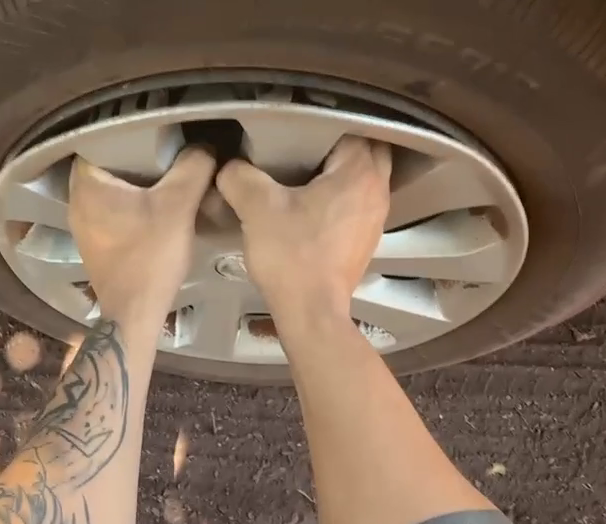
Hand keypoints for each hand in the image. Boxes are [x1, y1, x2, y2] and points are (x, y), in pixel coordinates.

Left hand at [67, 146, 215, 331]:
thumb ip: (193, 167)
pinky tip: (154, 211)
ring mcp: (83, 228)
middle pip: (107, 166)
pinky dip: (130, 209)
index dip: (129, 131)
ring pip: (110, 192)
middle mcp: (76, 203)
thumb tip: (204, 146)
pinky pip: (112, 214)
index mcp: (87, 184)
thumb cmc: (149, 258)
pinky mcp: (95, 247)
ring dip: (135, 186)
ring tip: (164, 179)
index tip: (155, 132)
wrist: (134, 315)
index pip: (100, 137)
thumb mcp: (179, 205)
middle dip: (136, 159)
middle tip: (165, 153)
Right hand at [215, 135, 391, 328]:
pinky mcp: (365, 244)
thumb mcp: (257, 210)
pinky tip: (316, 215)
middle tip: (309, 154)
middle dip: (340, 149)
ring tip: (311, 182)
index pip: (349, 128)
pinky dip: (342, 205)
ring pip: (366, 181)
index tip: (296, 139)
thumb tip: (229, 168)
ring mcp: (374, 221)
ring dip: (344, 177)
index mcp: (358, 172)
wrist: (310, 313)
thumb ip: (240, 179)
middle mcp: (376, 192)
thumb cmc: (292, 260)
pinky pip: (358, 210)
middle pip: (367, 151)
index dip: (321, 130)